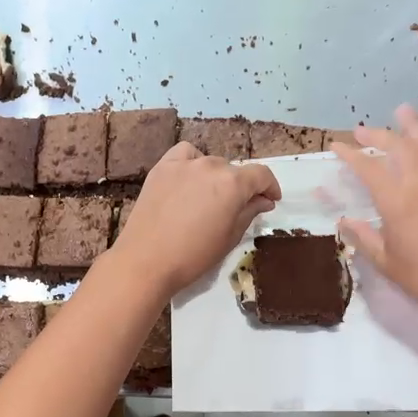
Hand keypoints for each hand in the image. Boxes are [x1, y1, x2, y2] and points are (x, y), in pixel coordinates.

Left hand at [111, 142, 280, 298]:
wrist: (146, 261)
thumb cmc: (193, 256)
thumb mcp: (230, 237)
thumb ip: (249, 212)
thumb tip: (263, 200)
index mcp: (233, 184)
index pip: (261, 175)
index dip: (270, 187)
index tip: (271, 200)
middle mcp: (211, 166)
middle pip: (234, 171)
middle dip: (240, 187)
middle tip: (235, 209)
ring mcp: (184, 164)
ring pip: (210, 163)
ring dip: (216, 177)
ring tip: (208, 199)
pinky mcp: (162, 168)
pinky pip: (184, 155)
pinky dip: (192, 162)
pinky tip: (189, 179)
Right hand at [334, 106, 417, 319]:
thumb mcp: (385, 262)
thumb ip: (364, 237)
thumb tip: (345, 220)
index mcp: (397, 203)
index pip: (369, 169)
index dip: (350, 155)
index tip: (337, 146)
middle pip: (400, 148)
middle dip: (379, 135)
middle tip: (363, 129)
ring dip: (416, 126)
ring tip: (404, 111)